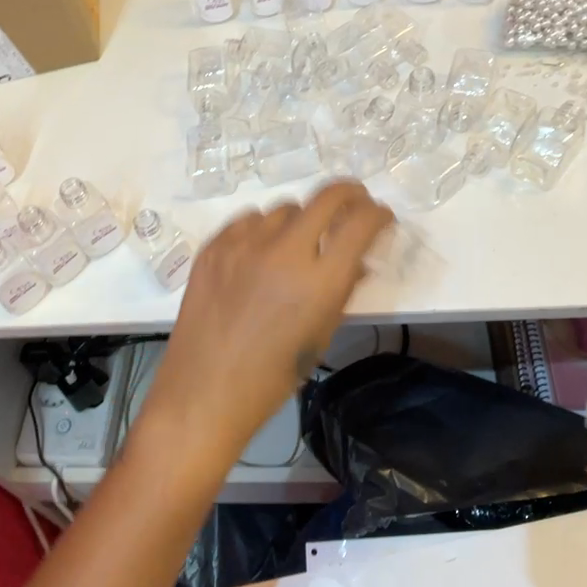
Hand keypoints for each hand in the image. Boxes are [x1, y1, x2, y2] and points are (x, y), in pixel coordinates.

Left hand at [135, 181, 393, 466]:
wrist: (204, 392)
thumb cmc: (272, 377)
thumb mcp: (320, 335)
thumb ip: (341, 290)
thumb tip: (355, 261)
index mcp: (318, 282)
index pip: (361, 224)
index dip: (378, 214)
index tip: (381, 216)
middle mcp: (284, 252)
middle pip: (327, 197)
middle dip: (350, 194)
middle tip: (356, 203)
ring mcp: (243, 245)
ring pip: (284, 208)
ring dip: (301, 219)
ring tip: (300, 241)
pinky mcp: (213, 247)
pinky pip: (248, 220)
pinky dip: (263, 229)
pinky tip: (262, 251)